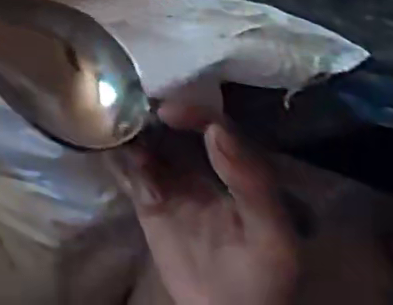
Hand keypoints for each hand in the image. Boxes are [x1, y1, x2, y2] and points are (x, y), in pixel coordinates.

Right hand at [115, 103, 299, 304]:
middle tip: (133, 118)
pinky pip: (126, 166)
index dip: (193, 112)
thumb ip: (253, 185)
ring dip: (132, 138)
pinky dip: (120, 161)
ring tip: (131, 155)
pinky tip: (128, 176)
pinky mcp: (145, 194)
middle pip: (173, 124)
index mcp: (238, 167)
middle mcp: (202, 163)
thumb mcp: (272, 239)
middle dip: (152, 117)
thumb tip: (215, 129)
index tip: (167, 113)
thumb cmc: (259, 280)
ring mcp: (171, 177)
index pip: (215, 124)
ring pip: (145, 139)